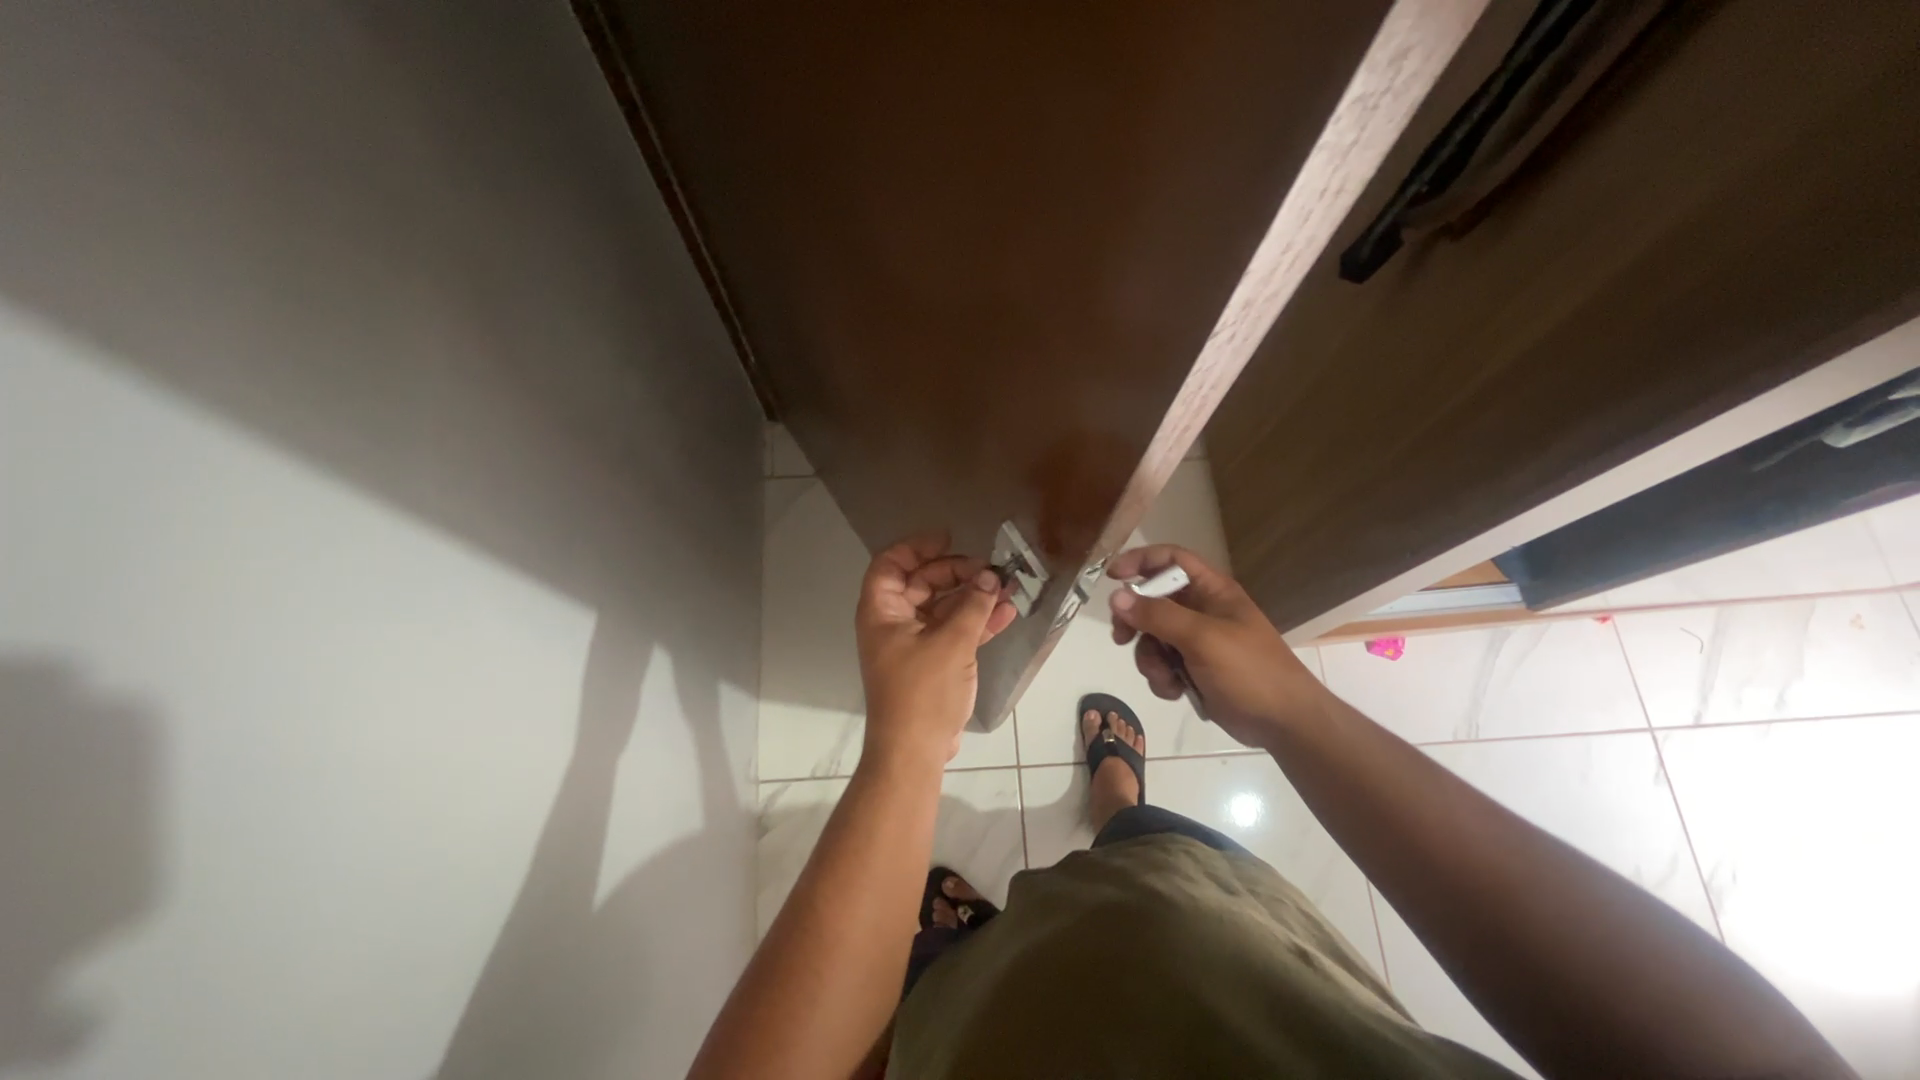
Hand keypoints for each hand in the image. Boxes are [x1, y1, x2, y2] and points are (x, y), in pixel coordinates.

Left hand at [856, 533, 1017, 764]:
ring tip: (1007, 588)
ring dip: (972, 596)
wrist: (915, 749)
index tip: (949, 538)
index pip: (891, 564)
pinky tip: (1006, 613)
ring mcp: (914, 643)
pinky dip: (976, 621)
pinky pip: (954, 630)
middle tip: (989, 571)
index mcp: (882, 611)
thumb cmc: (922, 691)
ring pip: (943, 606)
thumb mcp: (951, 643)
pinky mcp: (933, 661)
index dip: (917, 547)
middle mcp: (893, 622)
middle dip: (956, 572)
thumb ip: (973, 605)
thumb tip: (991, 576)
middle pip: (922, 582)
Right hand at [1107, 545, 1322, 749]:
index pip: (1171, 559)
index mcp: (1212, 591)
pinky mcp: (1194, 669)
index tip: (1112, 578)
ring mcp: (1198, 641)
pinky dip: (1162, 678)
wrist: (1283, 722)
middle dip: (1136, 622)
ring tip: (1167, 678)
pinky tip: (1176, 692)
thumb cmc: (1249, 670)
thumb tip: (1116, 596)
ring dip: (1150, 659)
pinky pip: (1162, 664)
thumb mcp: (1201, 638)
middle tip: (1122, 638)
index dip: (1140, 561)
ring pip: (1152, 638)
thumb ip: (1157, 615)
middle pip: (1153, 601)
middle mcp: (1202, 610)